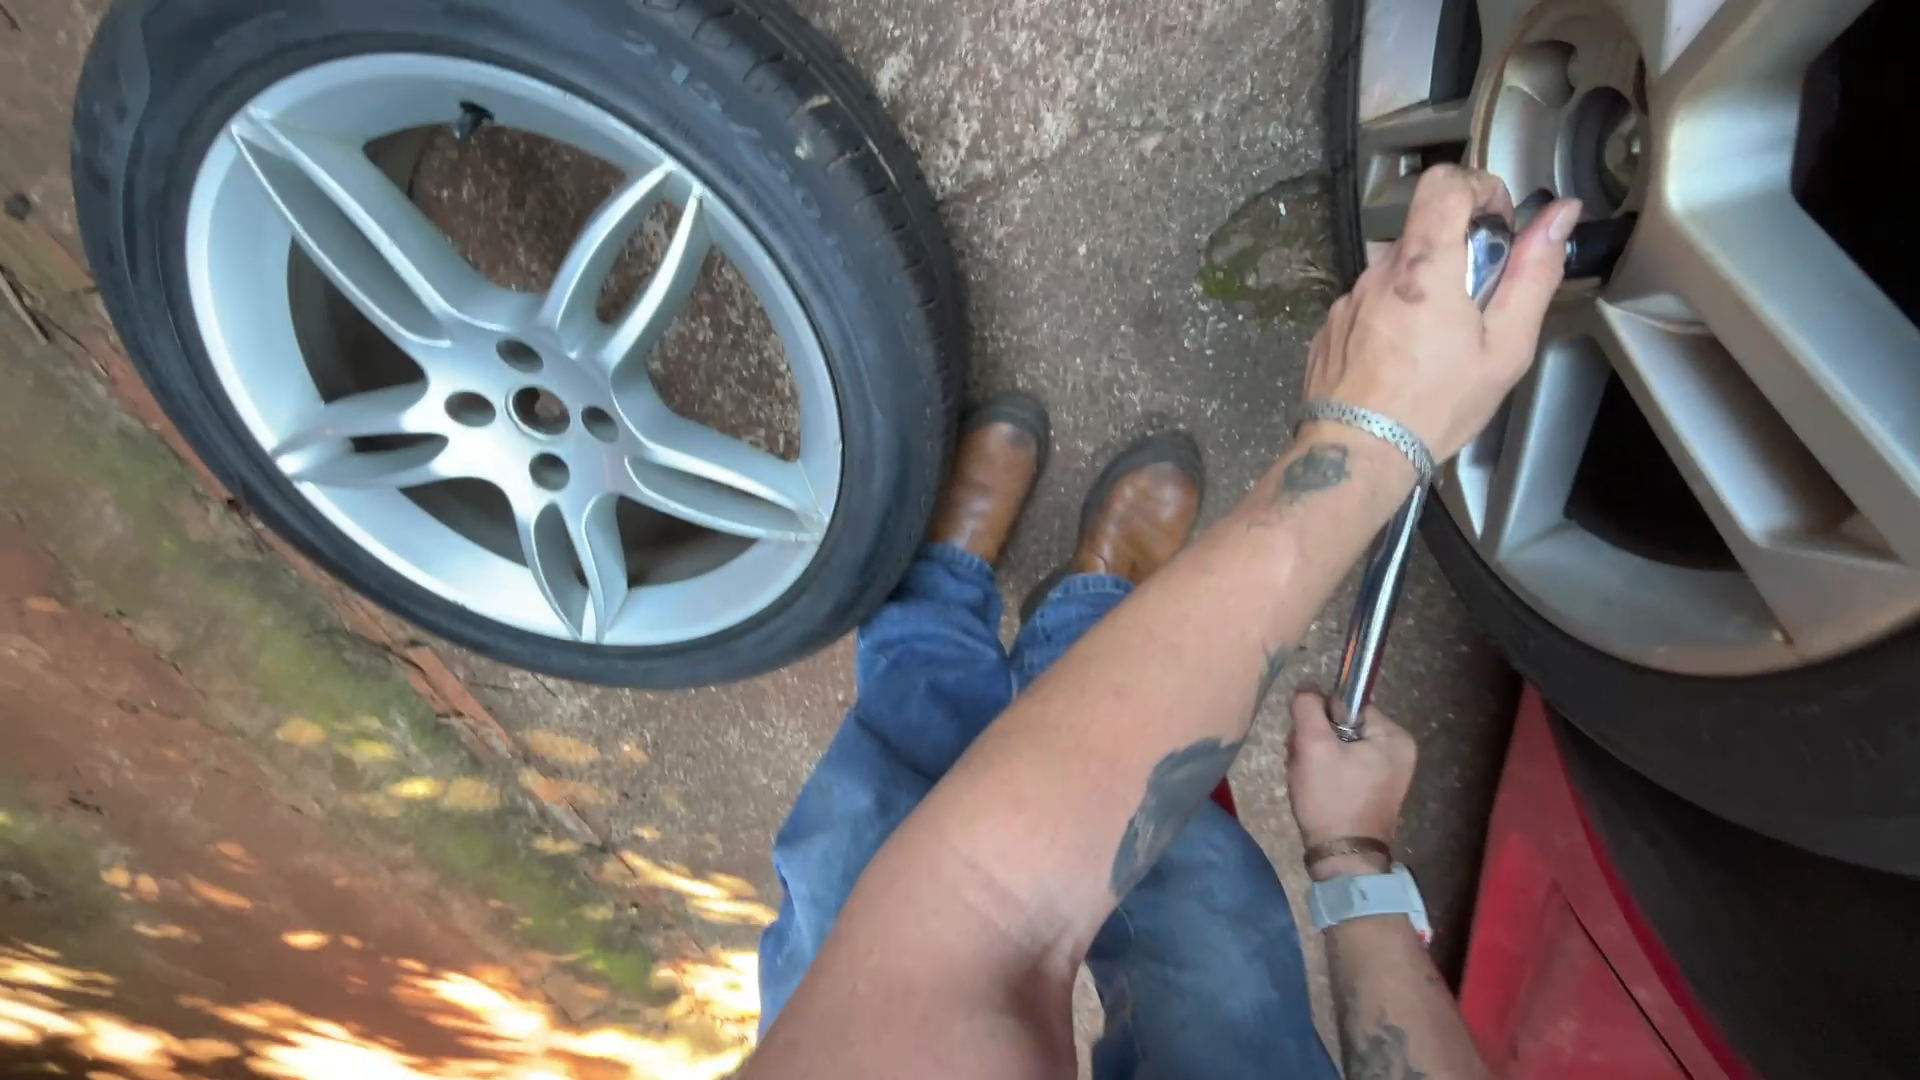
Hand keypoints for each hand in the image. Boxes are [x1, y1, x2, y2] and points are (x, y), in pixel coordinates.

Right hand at [1286, 689, 1416, 878]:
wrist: (1341, 855)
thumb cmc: (1331, 796)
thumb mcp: (1313, 744)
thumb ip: (1308, 707)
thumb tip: (1307, 686)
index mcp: (1394, 737)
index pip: (1346, 704)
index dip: (1318, 717)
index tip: (1305, 739)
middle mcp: (1397, 751)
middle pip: (1339, 725)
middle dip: (1313, 739)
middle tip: (1302, 760)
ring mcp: (1386, 772)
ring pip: (1335, 745)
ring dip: (1312, 755)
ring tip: (1304, 776)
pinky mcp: (1372, 789)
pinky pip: (1340, 764)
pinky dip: (1321, 771)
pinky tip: (1312, 786)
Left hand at [1307, 165, 1580, 460]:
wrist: (1356, 453)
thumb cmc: (1431, 408)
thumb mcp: (1504, 346)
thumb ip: (1533, 273)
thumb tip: (1557, 217)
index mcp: (1422, 270)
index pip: (1442, 186)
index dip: (1477, 189)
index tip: (1495, 222)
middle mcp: (1374, 278)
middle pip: (1420, 235)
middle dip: (1455, 255)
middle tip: (1473, 304)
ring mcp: (1344, 305)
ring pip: (1391, 276)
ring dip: (1419, 292)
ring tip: (1434, 344)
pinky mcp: (1327, 331)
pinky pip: (1365, 307)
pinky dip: (1387, 318)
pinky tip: (1399, 360)